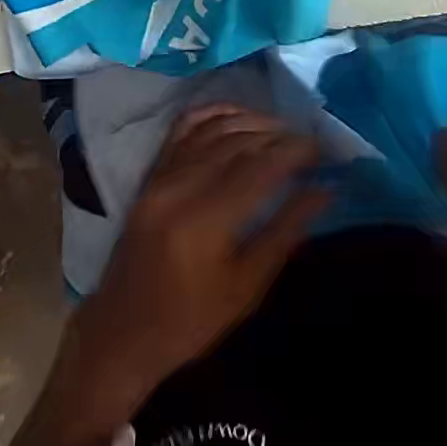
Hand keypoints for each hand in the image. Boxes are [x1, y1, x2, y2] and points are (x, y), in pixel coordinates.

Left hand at [17, 104, 327, 445]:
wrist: (121, 333)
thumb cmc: (190, 321)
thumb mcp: (246, 288)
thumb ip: (285, 232)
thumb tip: (325, 191)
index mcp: (204, 223)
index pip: (259, 168)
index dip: (295, 152)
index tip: (322, 150)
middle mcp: (179, 189)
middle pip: (238, 143)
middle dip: (279, 136)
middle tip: (309, 142)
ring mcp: (160, 178)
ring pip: (213, 130)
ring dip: (252, 121)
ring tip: (283, 130)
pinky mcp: (150, 176)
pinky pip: (183, 129)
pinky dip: (212, 113)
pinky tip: (237, 113)